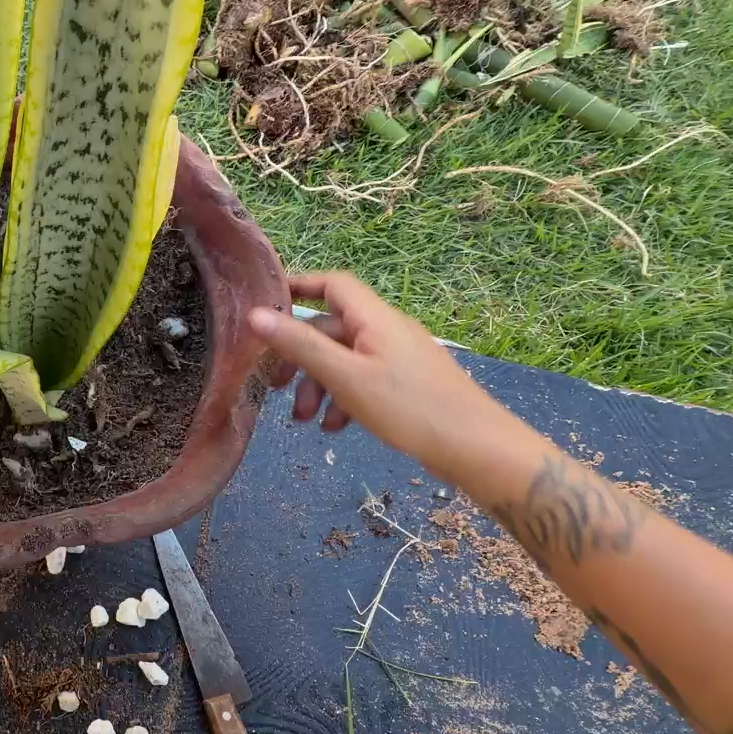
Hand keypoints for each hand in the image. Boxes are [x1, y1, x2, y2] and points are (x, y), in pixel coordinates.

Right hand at [247, 271, 526, 477]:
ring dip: (317, 385)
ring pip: (342, 359)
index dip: (298, 286)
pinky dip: (341, 398)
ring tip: (305, 419)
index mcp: (374, 319)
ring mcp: (398, 357)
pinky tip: (334, 426)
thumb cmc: (409, 407)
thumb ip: (299, 345)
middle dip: (299, 356)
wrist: (478, 449)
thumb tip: (255, 315)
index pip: (332, 284)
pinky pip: (361, 379)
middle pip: (330, 329)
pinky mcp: (406, 383)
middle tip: (275, 385)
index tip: (265, 302)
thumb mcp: (345, 376)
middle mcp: (386, 330)